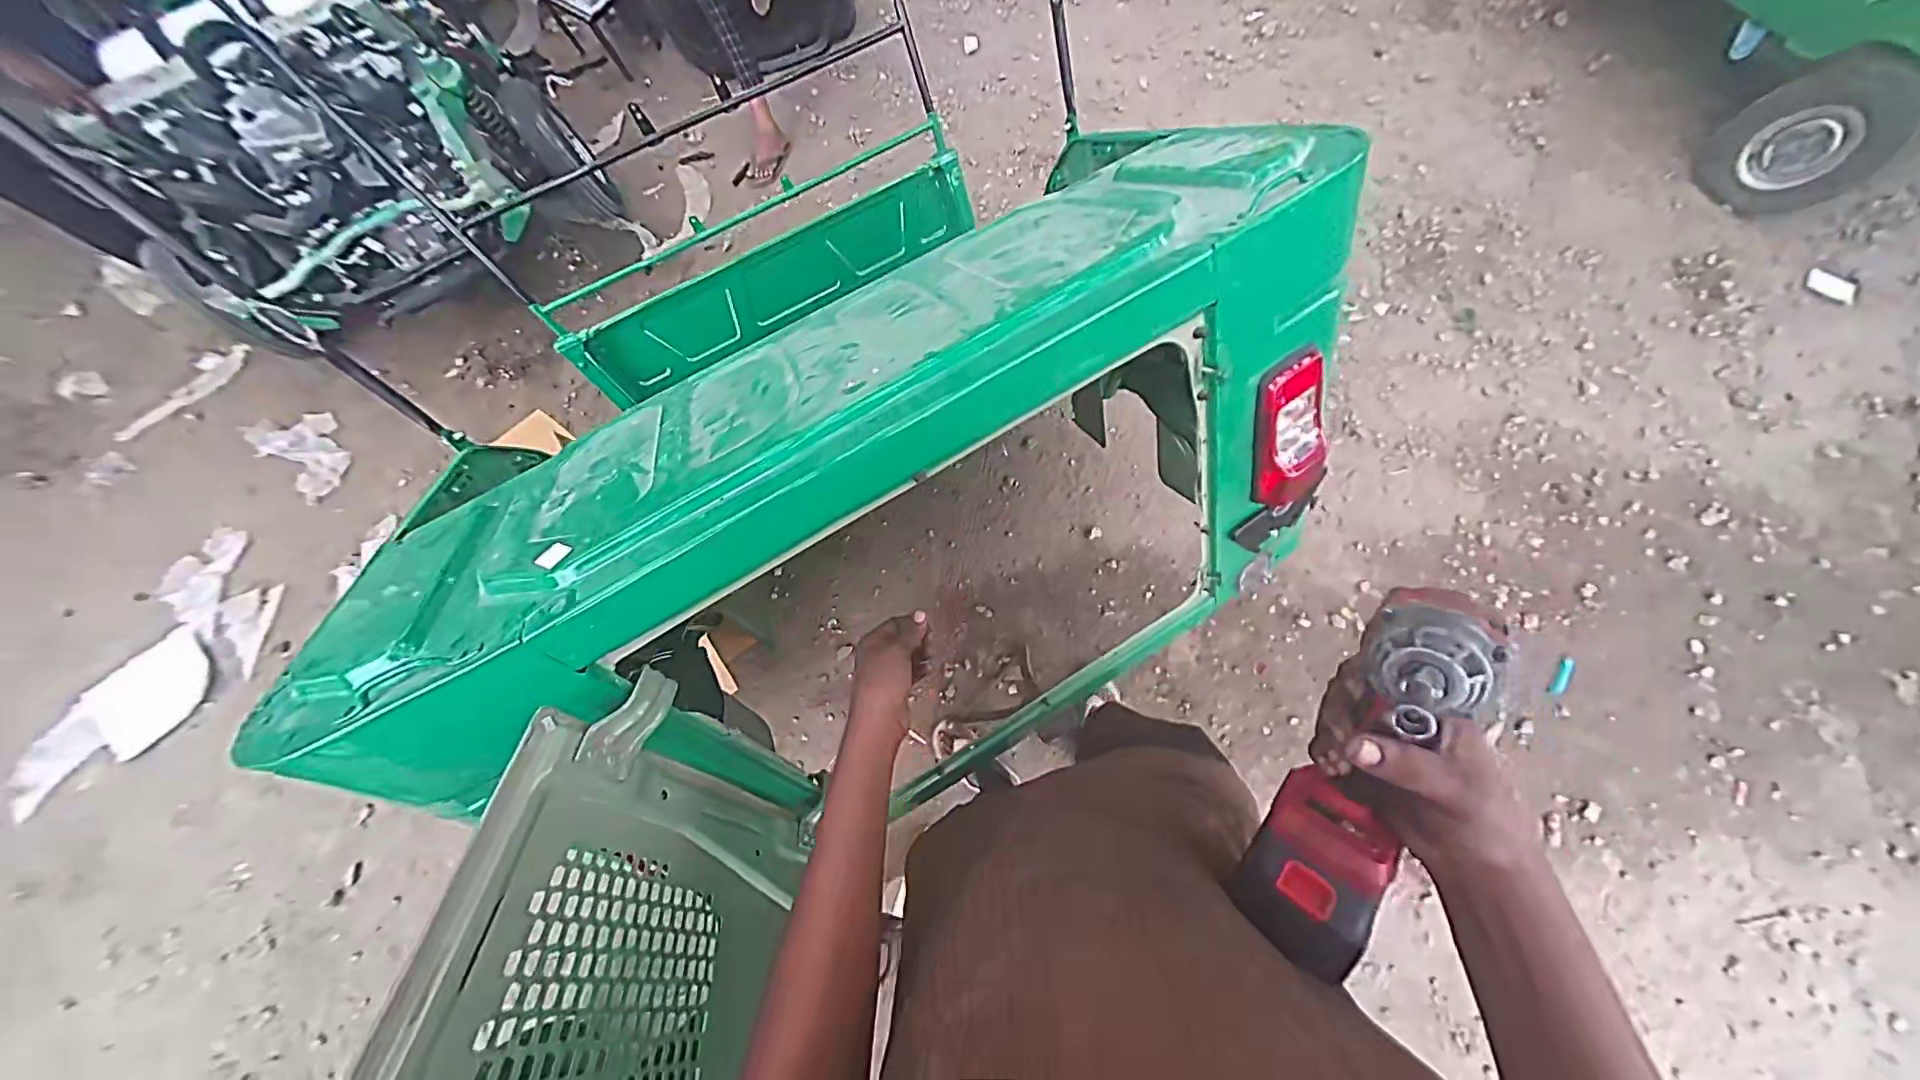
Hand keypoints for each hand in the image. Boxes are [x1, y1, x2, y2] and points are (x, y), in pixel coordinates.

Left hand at [847, 612, 928, 744]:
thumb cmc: (884, 680)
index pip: (894, 623)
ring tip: (932, 655)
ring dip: (919, 655)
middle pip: (899, 640)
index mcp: (871, 641)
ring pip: (905, 657)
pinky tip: (928, 670)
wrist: (880, 717)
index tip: (929, 625)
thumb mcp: (900, 649)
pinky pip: (908, 672)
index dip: (912, 622)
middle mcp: (875, 656)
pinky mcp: (893, 688)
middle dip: (917, 639)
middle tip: (932, 642)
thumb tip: (920, 615)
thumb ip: (911, 631)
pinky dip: (918, 669)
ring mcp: (883, 673)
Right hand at [1308, 659, 1535, 879]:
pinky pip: (1329, 748)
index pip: (1386, 677)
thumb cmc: (1485, 821)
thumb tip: (1354, 745)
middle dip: (1338, 715)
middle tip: (1340, 746)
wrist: (1477, 868)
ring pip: (1336, 718)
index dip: (1360, 683)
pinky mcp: (1361, 765)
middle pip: (1351, 693)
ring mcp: (1379, 741)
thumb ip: (1405, 764)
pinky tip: (1331, 771)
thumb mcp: (1452, 788)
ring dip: (1327, 737)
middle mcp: (1400, 718)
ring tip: (1335, 764)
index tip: (1351, 708)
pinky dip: (1322, 756)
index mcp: (1431, 711)